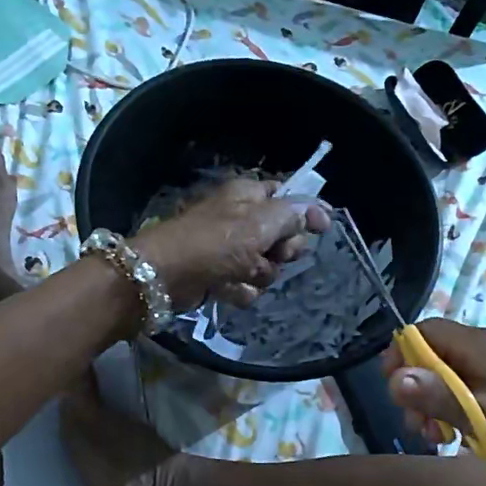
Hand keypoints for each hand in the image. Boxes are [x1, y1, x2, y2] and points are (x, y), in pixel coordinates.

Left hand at [132, 179, 327, 308]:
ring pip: (268, 265)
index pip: (289, 198)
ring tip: (242, 274)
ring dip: (260, 274)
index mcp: (250, 196)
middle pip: (283, 236)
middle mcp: (242, 219)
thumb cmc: (215, 242)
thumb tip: (319, 210)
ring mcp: (231, 249)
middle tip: (271, 254)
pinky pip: (248, 284)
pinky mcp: (221, 275)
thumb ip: (294, 215)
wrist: (164, 275)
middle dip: (281, 251)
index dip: (306, 214)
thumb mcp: (261, 223)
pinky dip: (242, 289)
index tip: (321, 228)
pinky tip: (230, 289)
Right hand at [381, 317, 485, 473]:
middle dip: (419, 387)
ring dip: (437, 401)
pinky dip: (460, 405)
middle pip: (436, 354)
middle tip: (420, 426)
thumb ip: (439, 396)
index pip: (425, 331)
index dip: (402, 355)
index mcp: (481, 344)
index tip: (394, 389)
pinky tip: (464, 433)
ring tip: (440, 436)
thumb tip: (393, 379)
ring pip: (453, 372)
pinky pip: (472, 383)